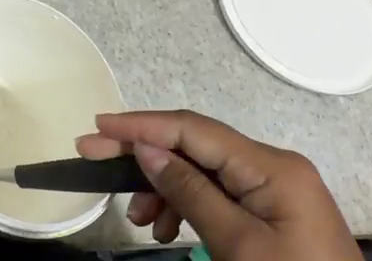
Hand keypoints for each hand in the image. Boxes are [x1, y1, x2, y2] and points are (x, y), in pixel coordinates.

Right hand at [77, 111, 359, 260]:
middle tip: (94, 156)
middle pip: (194, 145)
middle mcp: (274, 166)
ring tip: (137, 218)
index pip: (191, 129)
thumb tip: (145, 148)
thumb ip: (190, 192)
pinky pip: (219, 193)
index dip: (140, 125)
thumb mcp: (238, 246)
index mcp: (271, 166)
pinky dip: (187, 206)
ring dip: (164, 188)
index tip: (97, 126)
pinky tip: (166, 228)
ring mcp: (276, 189)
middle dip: (144, 153)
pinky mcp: (275, 212)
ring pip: (203, 171)